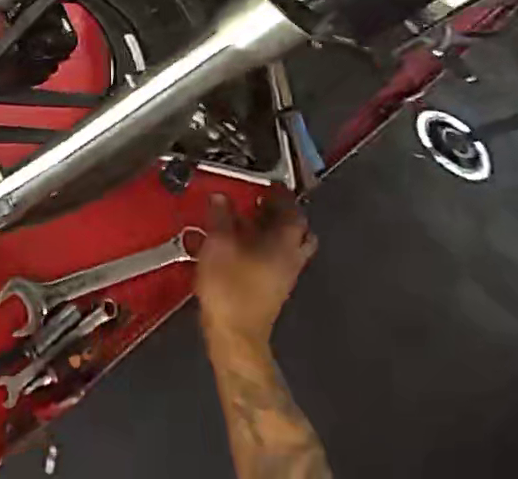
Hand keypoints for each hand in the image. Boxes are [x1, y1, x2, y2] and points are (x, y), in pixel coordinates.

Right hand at [194, 189, 317, 345]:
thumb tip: (221, 197)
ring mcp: (283, 276)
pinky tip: (235, 243)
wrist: (234, 335)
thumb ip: (220, 218)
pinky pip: (274, 259)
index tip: (269, 183)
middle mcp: (290, 260)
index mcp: (283, 246)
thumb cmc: (230, 287)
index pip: (294, 213)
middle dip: (283, 214)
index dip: (283, 195)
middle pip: (298, 231)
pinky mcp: (271, 288)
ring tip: (244, 218)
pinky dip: (260, 245)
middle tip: (261, 201)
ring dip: (270, 230)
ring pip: (286, 246)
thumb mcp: (218, 244)